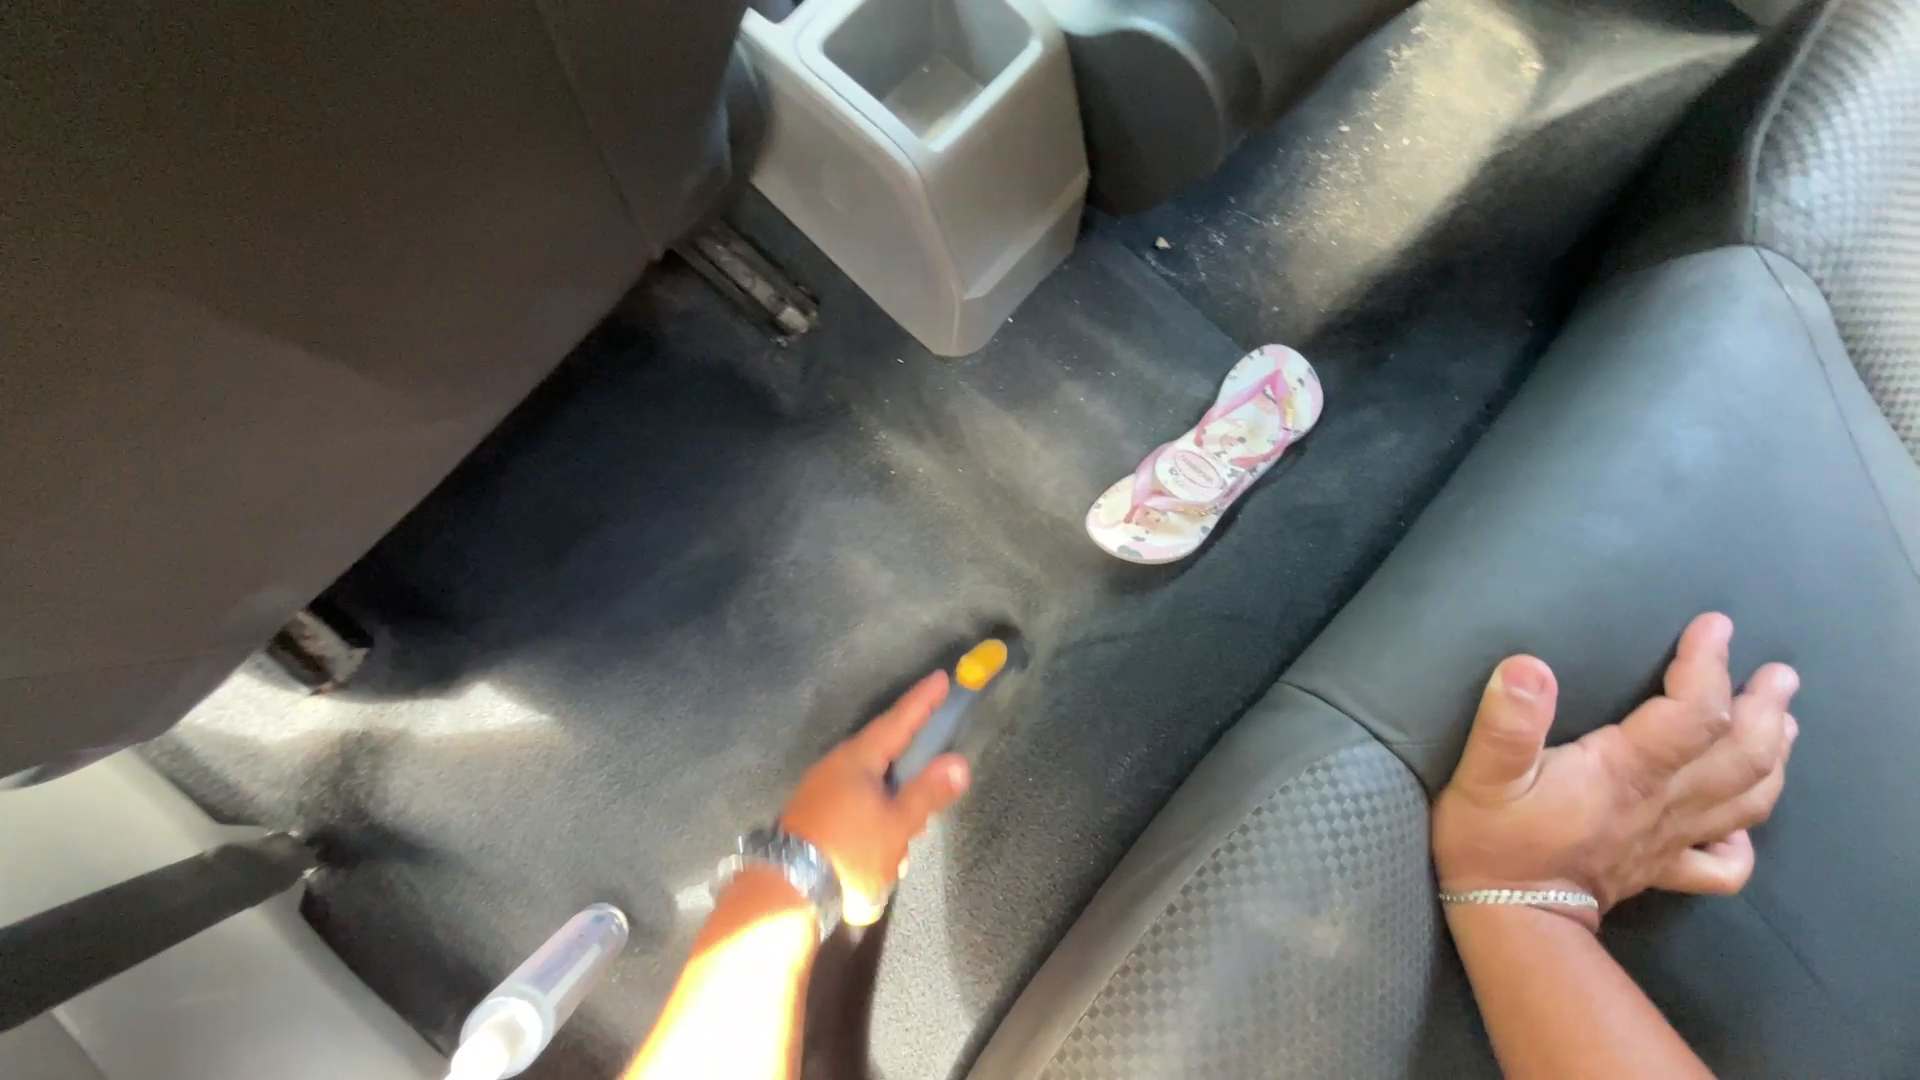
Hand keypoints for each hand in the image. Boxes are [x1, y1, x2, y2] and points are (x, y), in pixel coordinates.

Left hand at [781, 671, 971, 925]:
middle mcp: (835, 767)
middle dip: (910, 757)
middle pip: (882, 750)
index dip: (923, 701)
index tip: (941, 677)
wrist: (782, 896)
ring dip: (893, 801)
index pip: (899, 721)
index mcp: (858, 759)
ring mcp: (819, 792)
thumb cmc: (848, 853)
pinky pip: (855, 806)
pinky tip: (882, 849)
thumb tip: (958, 762)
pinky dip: (875, 818)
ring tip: (908, 830)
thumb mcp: (897, 826)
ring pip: (869, 785)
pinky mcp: (812, 818)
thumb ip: (927, 793)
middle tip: (936, 759)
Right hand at [1432, 612, 1798, 930]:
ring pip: (1747, 799)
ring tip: (1783, 723)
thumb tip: (1528, 665)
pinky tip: (1740, 822)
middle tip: (1779, 673)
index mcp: (1624, 773)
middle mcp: (1662, 804)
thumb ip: (1507, 722)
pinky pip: (1724, 862)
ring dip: (1774, 756)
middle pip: (1739, 754)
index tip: (1714, 626)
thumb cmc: (1490, 838)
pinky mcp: (1660, 871)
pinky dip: (1745, 838)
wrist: (1508, 916)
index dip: (1706, 666)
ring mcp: (1668, 841)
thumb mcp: (1482, 774)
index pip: (1689, 713)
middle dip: (1763, 707)